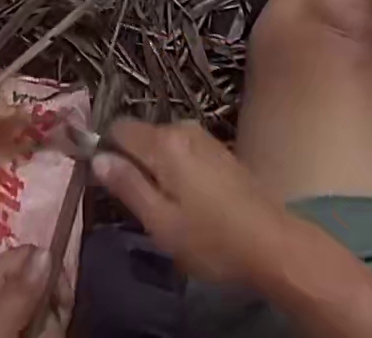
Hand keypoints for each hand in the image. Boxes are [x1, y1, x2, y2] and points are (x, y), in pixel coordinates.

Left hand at [0, 244, 69, 337]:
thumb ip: (22, 290)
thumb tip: (48, 251)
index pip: (30, 257)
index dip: (52, 276)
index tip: (64, 305)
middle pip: (39, 291)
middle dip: (47, 316)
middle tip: (36, 337)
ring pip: (39, 319)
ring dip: (44, 333)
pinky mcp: (3, 337)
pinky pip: (30, 334)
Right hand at [88, 119, 295, 285]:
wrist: (274, 244)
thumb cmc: (211, 239)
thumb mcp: (160, 222)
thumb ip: (127, 185)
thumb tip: (97, 158)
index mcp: (163, 142)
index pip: (118, 128)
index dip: (105, 149)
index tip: (104, 179)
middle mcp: (182, 128)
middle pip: (141, 135)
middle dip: (133, 162)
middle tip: (138, 204)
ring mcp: (203, 137)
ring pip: (162, 144)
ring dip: (156, 168)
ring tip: (165, 207)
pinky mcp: (219, 150)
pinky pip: (182, 150)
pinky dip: (176, 169)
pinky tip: (188, 200)